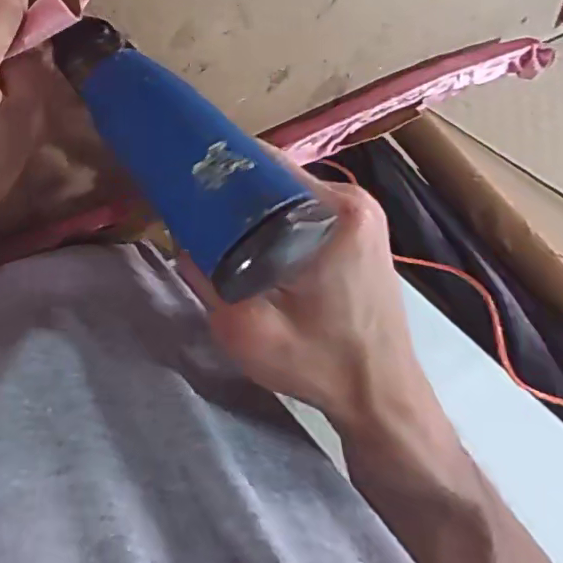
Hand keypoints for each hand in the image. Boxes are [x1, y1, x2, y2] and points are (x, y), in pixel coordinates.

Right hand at [185, 154, 437, 432]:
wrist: (383, 399)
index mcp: (336, 212)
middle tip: (194, 212)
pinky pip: (303, 206)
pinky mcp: (359, 230)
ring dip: (252, 206)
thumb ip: (204, 281)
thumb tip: (180, 239)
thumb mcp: (247, 330)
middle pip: (274, 174)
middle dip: (232, 190)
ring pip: (286, 190)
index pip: (264, 163)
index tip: (184, 180)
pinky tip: (251, 243)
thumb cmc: (320, 364)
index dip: (220, 168)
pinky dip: (273, 218)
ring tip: (216, 229)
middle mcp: (353, 201)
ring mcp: (361, 214)